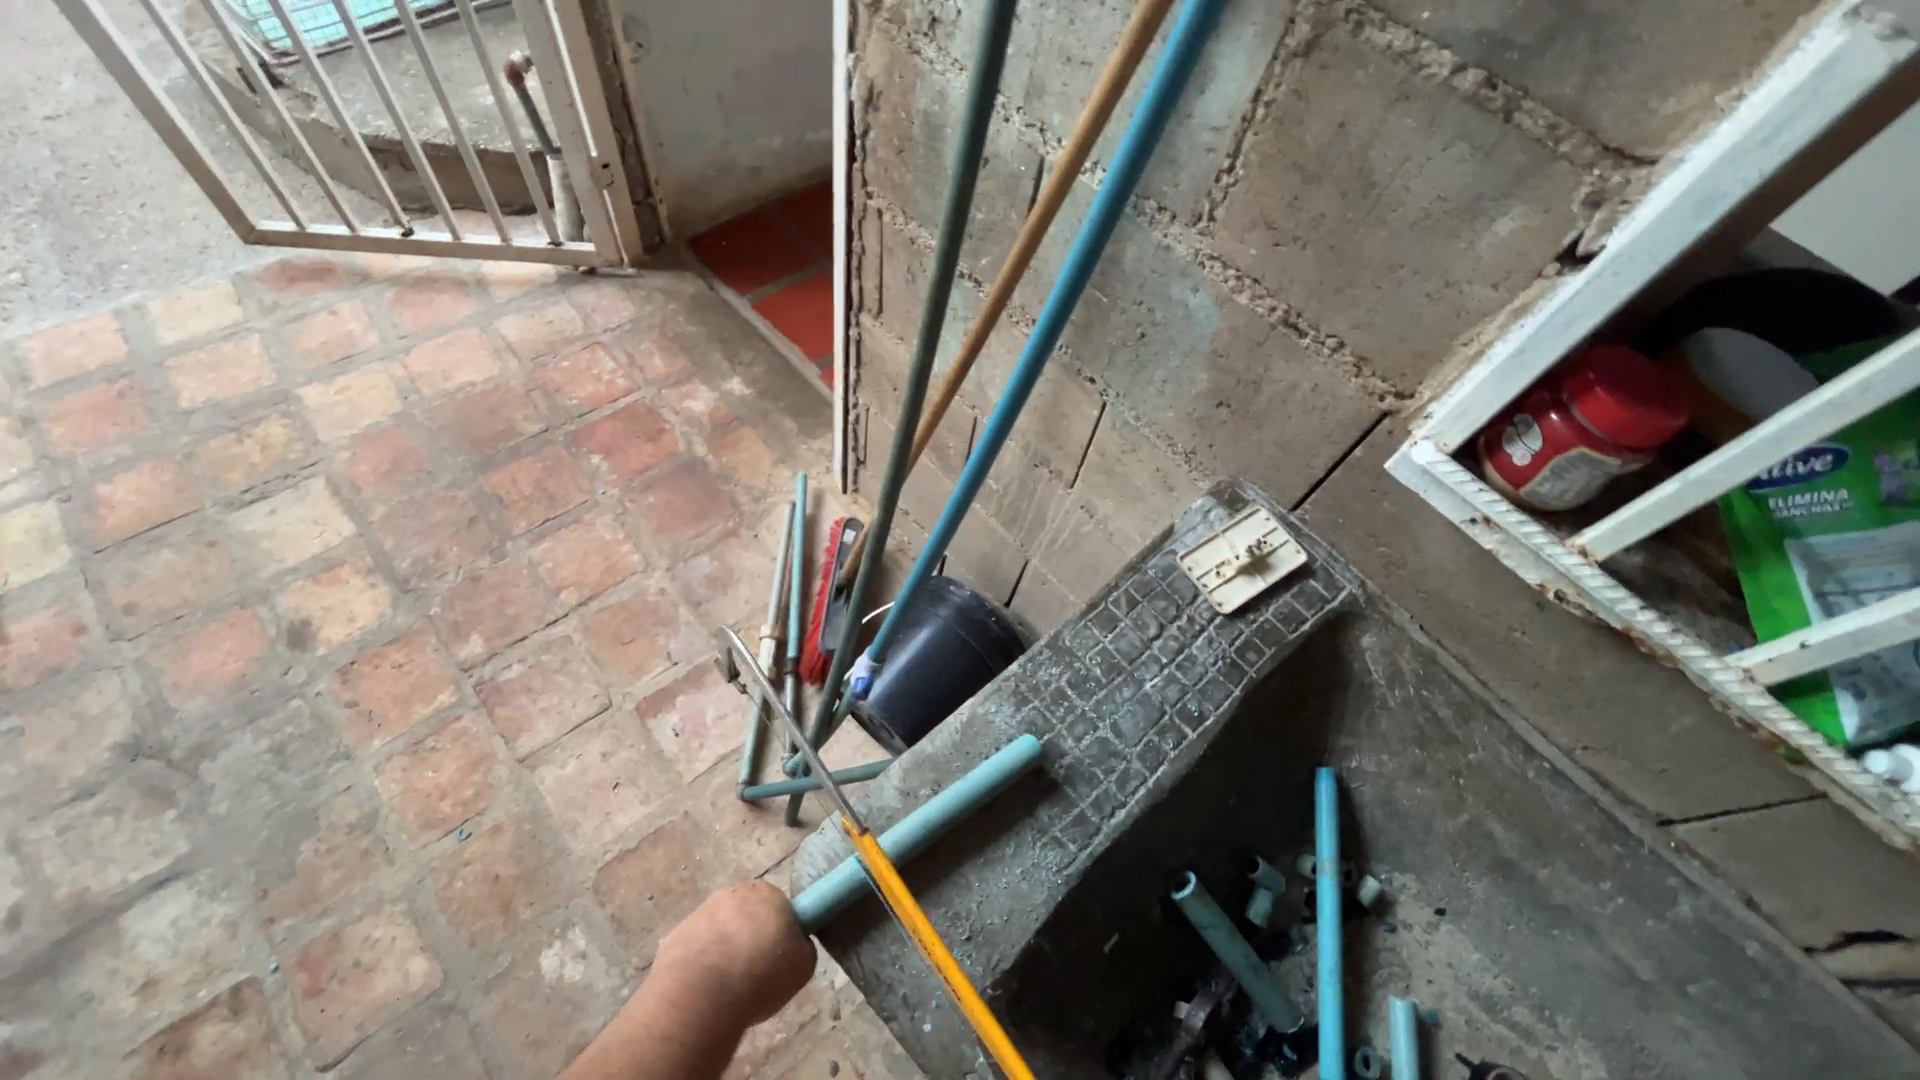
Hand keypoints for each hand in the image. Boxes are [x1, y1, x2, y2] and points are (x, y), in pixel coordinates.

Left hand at [652, 881, 815, 1025]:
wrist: (700, 996)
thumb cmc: (760, 976)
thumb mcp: (803, 965)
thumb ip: (802, 947)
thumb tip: (793, 945)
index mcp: (767, 893)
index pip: (779, 906)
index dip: (780, 931)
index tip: (777, 958)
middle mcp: (733, 893)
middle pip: (748, 914)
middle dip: (751, 937)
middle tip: (756, 973)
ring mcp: (701, 912)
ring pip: (721, 930)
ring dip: (725, 950)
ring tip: (729, 988)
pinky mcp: (676, 934)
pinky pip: (697, 948)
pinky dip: (702, 964)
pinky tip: (706, 991)